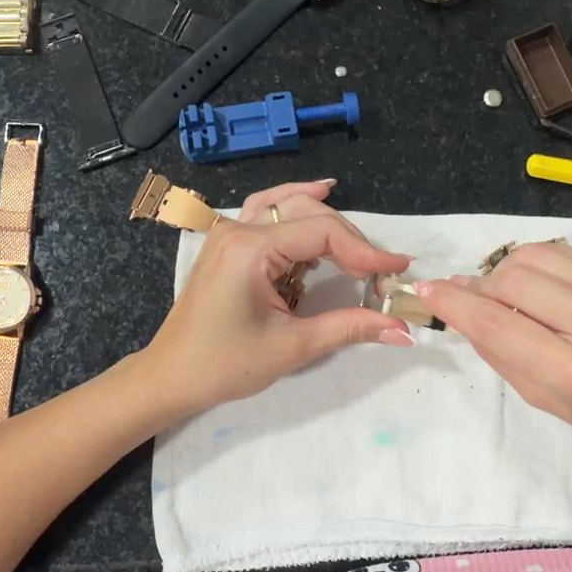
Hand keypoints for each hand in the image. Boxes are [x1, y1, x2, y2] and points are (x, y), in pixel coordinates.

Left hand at [141, 181, 413, 414]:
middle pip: (310, 215)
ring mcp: (229, 232)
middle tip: (378, 275)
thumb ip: (348, 328)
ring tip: (359, 249)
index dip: (366, 251)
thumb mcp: (292, 347)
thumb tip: (400, 328)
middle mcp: (238, 229)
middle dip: (350, 243)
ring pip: (289, 206)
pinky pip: (267, 210)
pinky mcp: (228, 243)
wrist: (171, 376)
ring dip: (327, 223)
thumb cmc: (224, 365)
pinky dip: (295, 204)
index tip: (398, 270)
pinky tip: (319, 195)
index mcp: (250, 249)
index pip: (323, 233)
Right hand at [415, 243, 571, 450]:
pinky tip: (538, 286)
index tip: (427, 292)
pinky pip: (560, 252)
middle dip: (479, 286)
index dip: (454, 303)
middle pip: (511, 280)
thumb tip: (459, 308)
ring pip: (533, 256)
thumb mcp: (550, 402)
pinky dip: (536, 264)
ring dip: (504, 272)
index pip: (497, 323)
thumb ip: (502, 354)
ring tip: (505, 294)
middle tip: (471, 300)